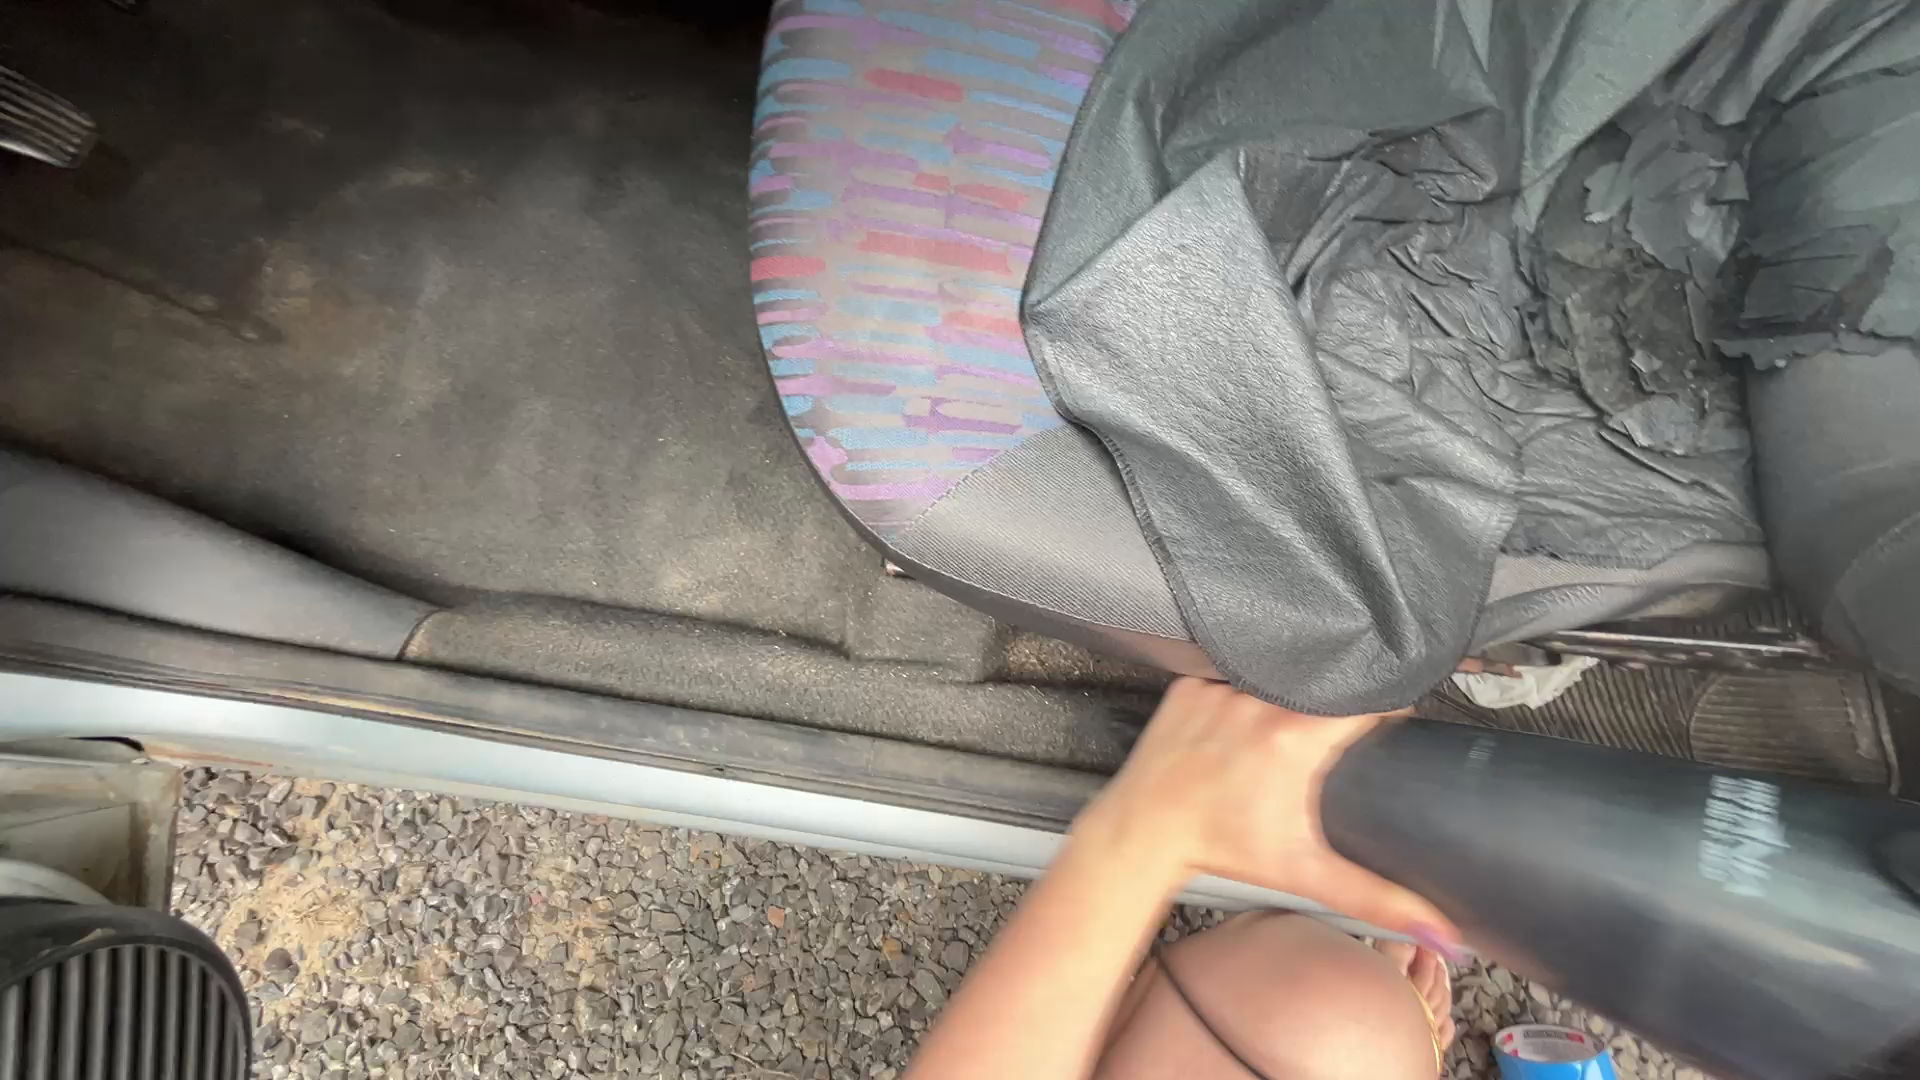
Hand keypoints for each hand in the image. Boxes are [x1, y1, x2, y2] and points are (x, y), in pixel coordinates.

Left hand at [1075, 677, 1457, 943]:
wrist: (1147, 827)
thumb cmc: (1221, 845)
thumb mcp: (1304, 871)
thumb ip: (1378, 899)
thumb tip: (1443, 932)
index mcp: (1293, 737)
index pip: (1360, 698)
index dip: (1380, 703)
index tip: (1385, 715)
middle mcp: (1255, 701)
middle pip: (1313, 687)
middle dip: (1326, 705)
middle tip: (1322, 735)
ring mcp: (1217, 689)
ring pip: (1268, 678)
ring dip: (1278, 698)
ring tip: (1269, 733)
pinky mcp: (1187, 686)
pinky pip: (1225, 677)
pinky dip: (1234, 694)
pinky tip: (1231, 724)